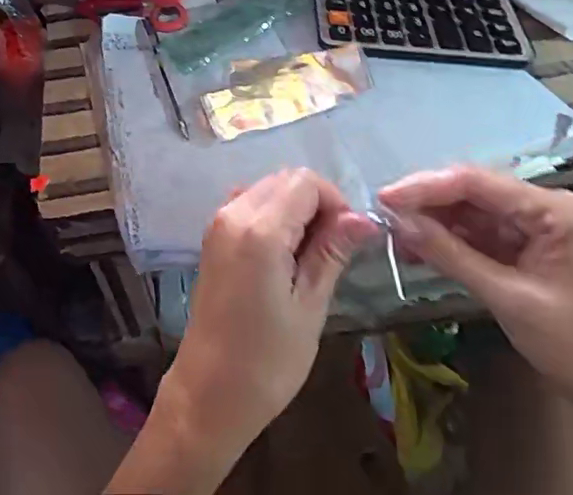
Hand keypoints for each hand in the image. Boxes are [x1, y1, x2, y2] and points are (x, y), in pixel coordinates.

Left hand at [164, 169, 377, 456]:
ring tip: (310, 255)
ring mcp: (218, 222)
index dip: (334, 201)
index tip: (349, 238)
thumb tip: (363, 219)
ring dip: (294, 208)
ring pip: (267, 189)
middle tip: (333, 249)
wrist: (208, 394)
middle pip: (285, 179)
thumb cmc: (266, 361)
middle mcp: (233, 213)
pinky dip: (273, 215)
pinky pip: (249, 205)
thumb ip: (331, 252)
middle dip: (316, 203)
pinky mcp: (213, 236)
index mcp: (259, 229)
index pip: (305, 182)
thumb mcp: (309, 306)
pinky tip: (284, 254)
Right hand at [378, 166, 572, 424]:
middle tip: (384, 215)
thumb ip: (452, 256)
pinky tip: (423, 250)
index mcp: (553, 208)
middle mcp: (547, 209)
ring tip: (396, 235)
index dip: (425, 187)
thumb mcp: (511, 299)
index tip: (384, 198)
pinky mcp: (535, 253)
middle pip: (474, 194)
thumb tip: (399, 223)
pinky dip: (455, 245)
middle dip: (428, 205)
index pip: (476, 182)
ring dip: (437, 226)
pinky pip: (486, 239)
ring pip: (476, 216)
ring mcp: (541, 231)